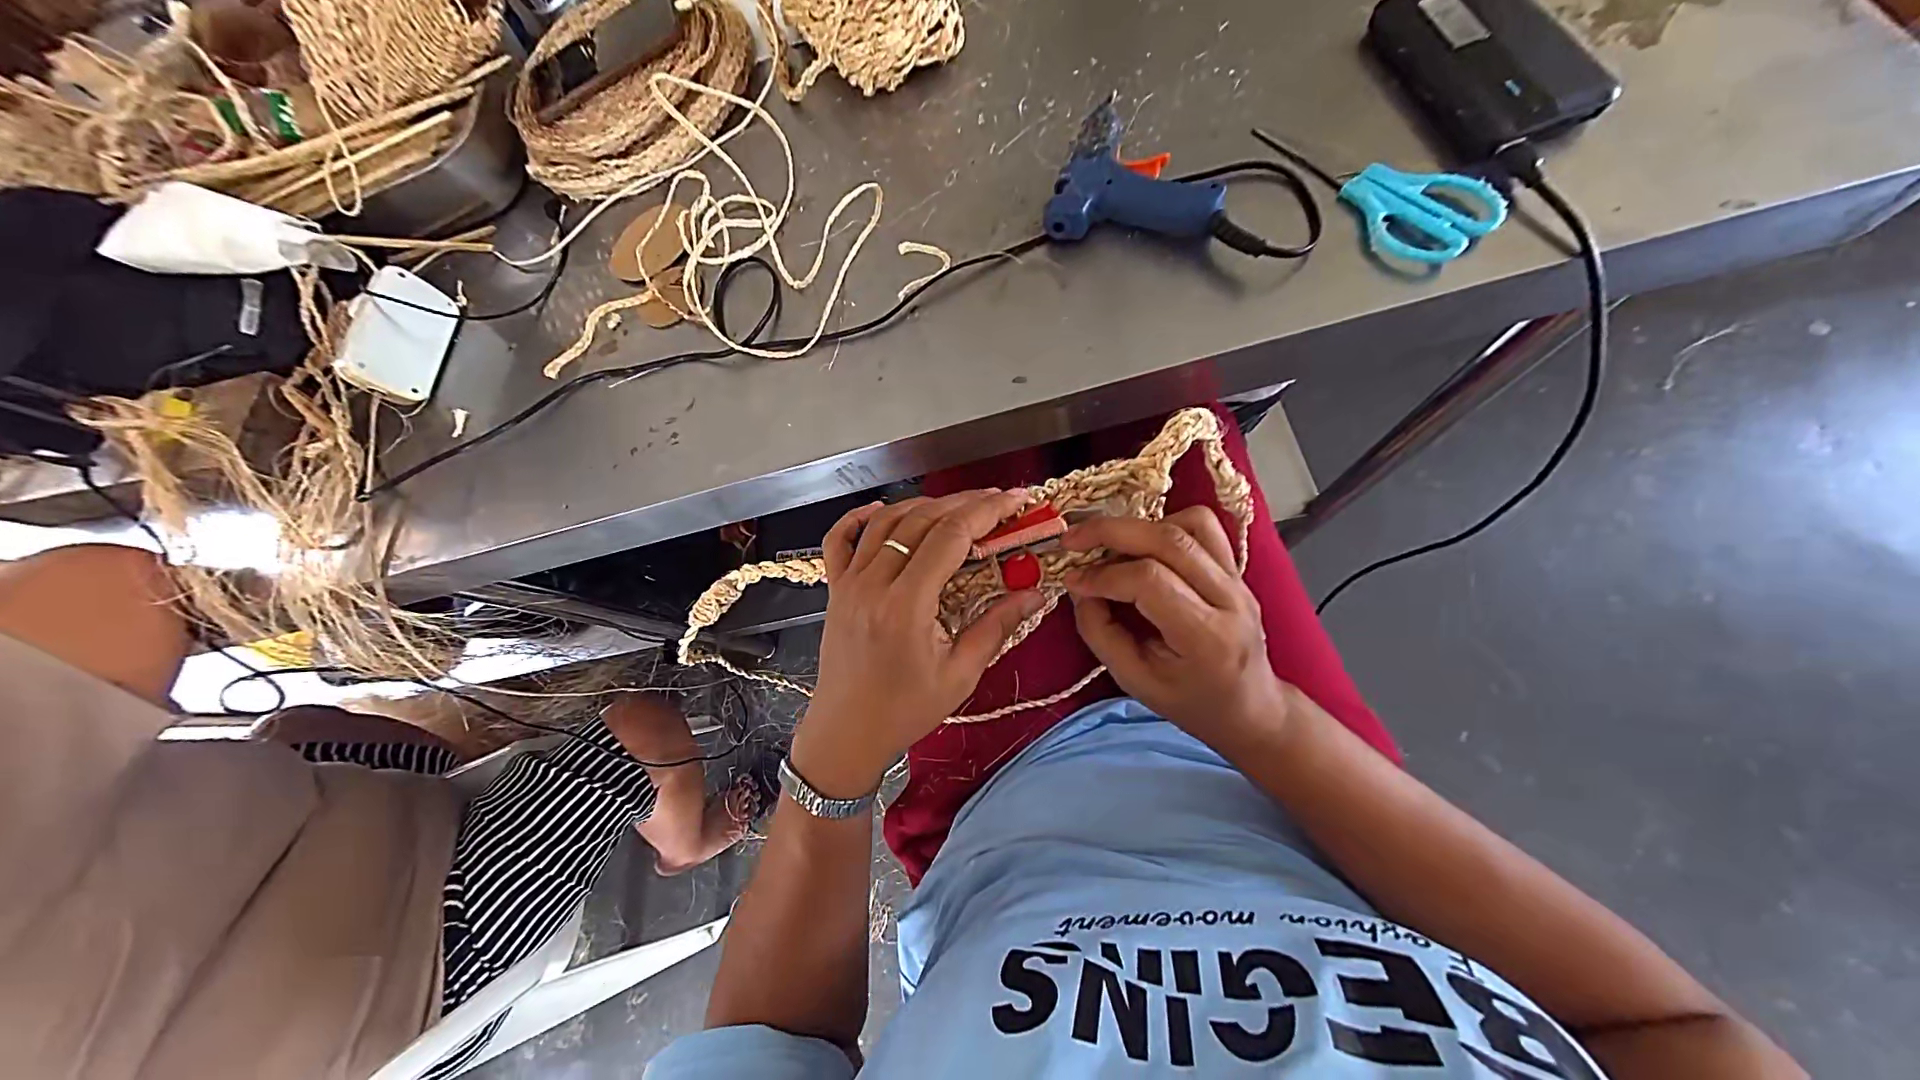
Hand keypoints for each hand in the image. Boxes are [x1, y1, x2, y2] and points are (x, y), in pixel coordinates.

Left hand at [792, 490, 1046, 798]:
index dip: (987, 511)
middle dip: (965, 503)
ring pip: (886, 522)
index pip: (950, 536)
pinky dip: (861, 517)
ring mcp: (849, 584)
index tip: (1015, 501)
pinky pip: (840, 540)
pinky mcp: (836, 589)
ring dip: (926, 505)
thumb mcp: (960, 674)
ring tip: (959, 505)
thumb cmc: (904, 711)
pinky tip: (884, 508)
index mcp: (906, 606)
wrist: (846, 733)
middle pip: (922, 521)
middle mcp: (874, 585)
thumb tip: (1036, 593)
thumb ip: (997, 626)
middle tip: (998, 501)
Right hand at [1062, 507, 1291, 743]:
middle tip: (1073, 539)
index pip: (1150, 580)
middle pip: (1168, 540)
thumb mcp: (1135, 681)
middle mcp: (1229, 599)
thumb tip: (1080, 589)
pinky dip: (1166, 525)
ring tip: (1110, 546)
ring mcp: (1238, 579)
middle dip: (1110, 532)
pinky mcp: (1237, 568)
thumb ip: (1101, 634)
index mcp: (1206, 636)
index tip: (1072, 581)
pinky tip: (1144, 547)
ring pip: (1188, 525)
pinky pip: (1204, 527)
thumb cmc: (1190, 702)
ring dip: (1139, 528)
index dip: (1103, 575)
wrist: (1249, 707)